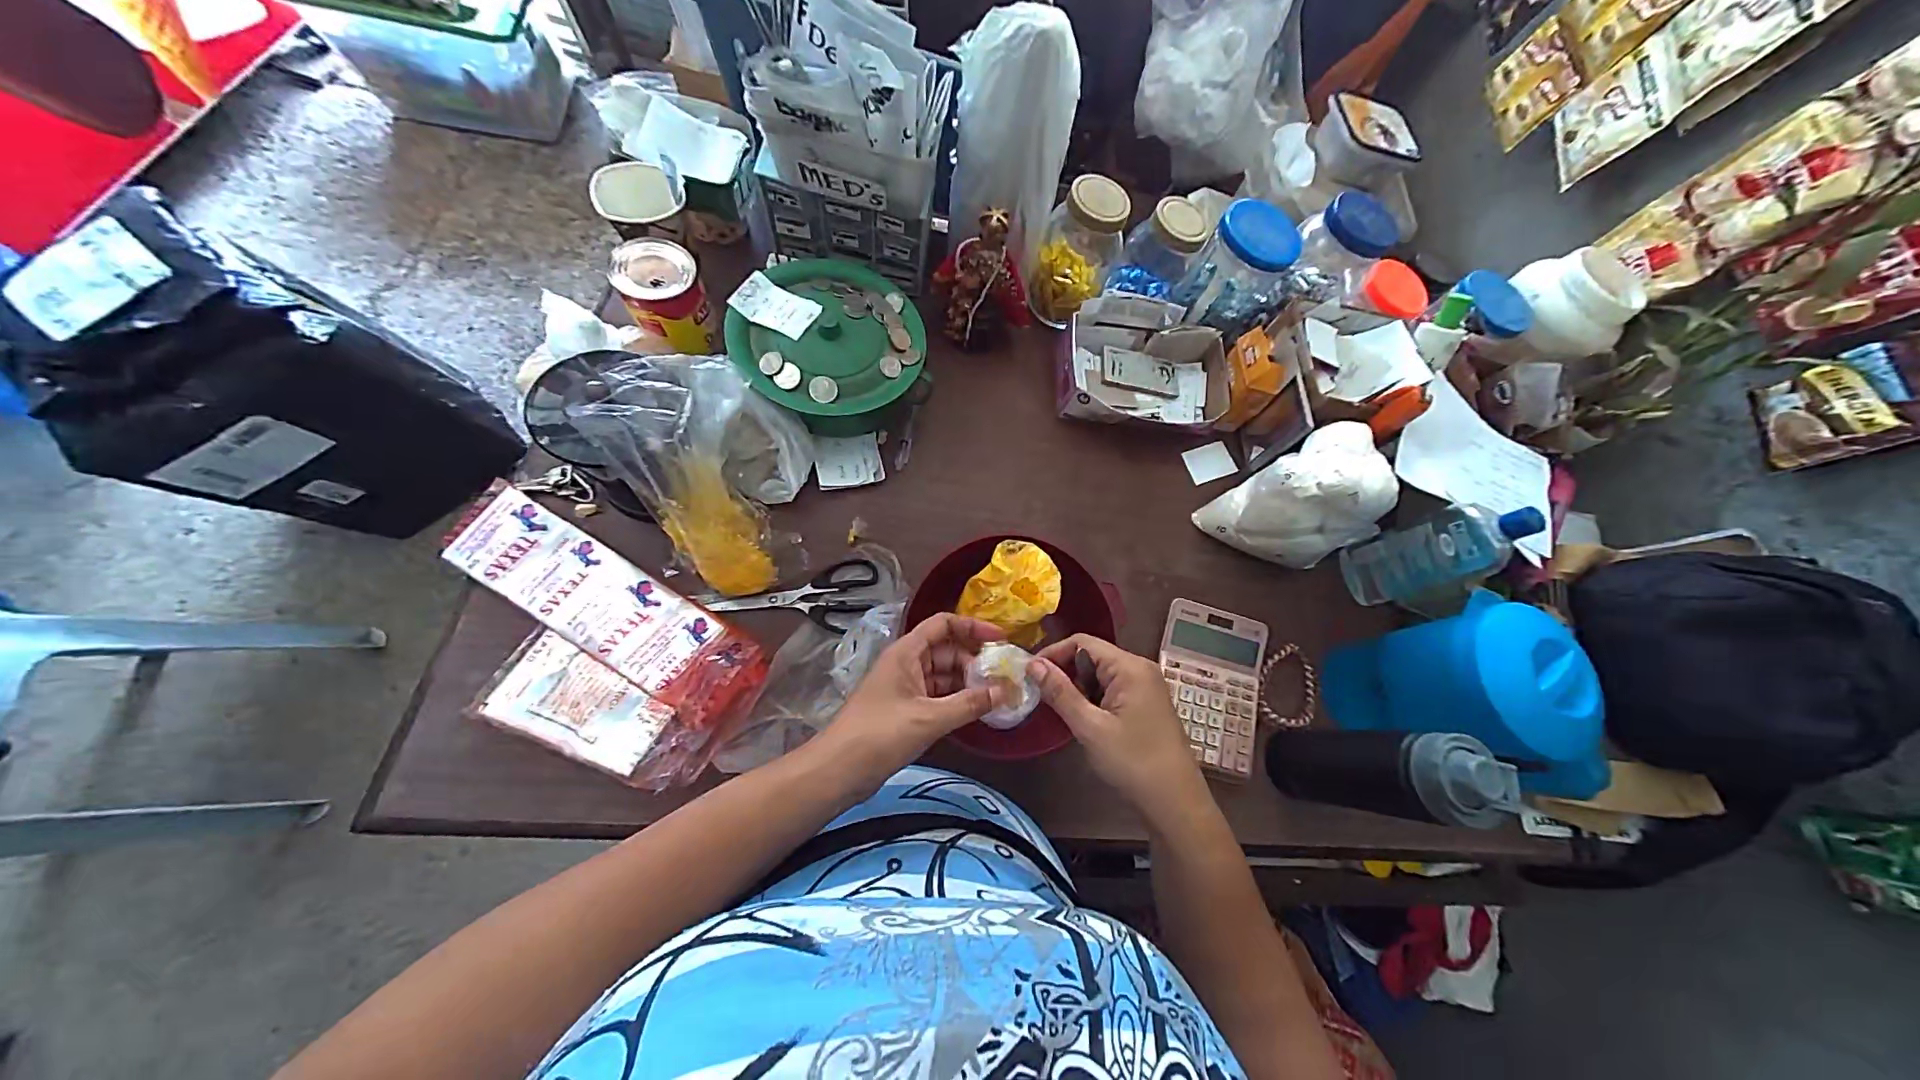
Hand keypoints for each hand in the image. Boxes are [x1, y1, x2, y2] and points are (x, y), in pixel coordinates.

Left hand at [821, 613, 1007, 783]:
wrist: (839, 770)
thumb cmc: (880, 734)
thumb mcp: (929, 718)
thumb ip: (970, 704)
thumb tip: (1006, 691)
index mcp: (907, 652)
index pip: (943, 624)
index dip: (972, 627)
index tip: (1001, 640)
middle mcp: (906, 663)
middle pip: (947, 650)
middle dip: (975, 659)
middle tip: (1006, 675)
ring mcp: (906, 687)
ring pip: (944, 674)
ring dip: (969, 681)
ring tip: (999, 693)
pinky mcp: (906, 710)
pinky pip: (939, 696)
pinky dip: (958, 700)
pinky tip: (979, 710)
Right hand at [1028, 634, 1211, 826]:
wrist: (1175, 801)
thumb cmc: (1132, 762)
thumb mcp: (1090, 727)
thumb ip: (1060, 692)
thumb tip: (1033, 664)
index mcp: (1130, 667)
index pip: (1082, 642)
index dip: (1053, 654)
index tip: (1030, 675)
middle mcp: (1140, 669)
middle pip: (1092, 655)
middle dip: (1064, 672)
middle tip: (1041, 696)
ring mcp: (1146, 687)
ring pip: (1100, 674)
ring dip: (1078, 688)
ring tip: (1060, 711)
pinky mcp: (1146, 704)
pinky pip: (1112, 689)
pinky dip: (1093, 698)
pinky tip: (1083, 719)